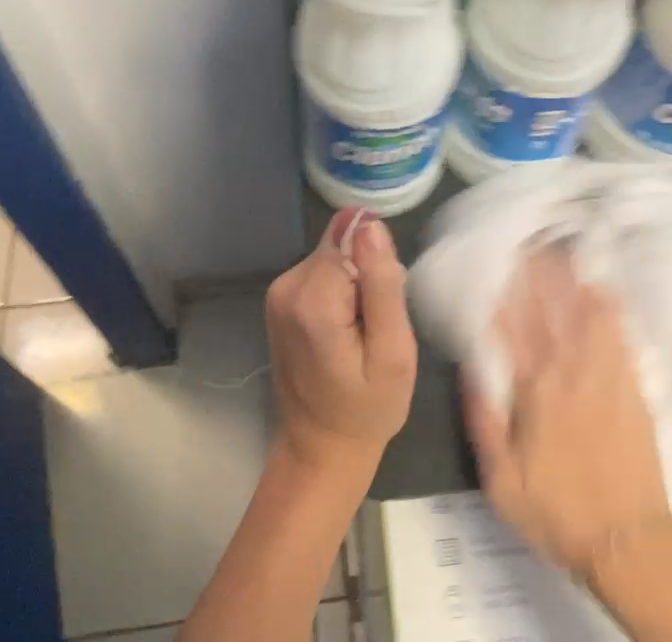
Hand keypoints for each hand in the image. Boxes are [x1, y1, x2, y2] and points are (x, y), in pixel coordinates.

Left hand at [266, 209, 418, 472]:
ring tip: (363, 333)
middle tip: (377, 327)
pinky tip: (347, 332)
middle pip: (341, 247)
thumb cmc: (367, 408)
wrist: (321, 447)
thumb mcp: (393, 352)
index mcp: (312, 299)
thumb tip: (370, 224)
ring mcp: (278, 292)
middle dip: (367, 276)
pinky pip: (322, 273)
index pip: (355, 240)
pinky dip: (341, 294)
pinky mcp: (279, 299)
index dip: (379, 270)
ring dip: (356, 286)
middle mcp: (287, 285)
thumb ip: (382, 285)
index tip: (384, 309)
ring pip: (333, 258)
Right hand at [465, 243, 671, 578]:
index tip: (494, 261)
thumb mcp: (500, 477)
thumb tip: (470, 366)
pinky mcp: (633, 389)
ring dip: (571, 281)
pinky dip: (609, 308)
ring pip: (586, 316)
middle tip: (526, 241)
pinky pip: (619, 337)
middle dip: (536, 274)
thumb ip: (484, 417)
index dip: (503, 292)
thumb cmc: (556, 511)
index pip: (514, 328)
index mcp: (535, 392)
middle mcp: (571, 374)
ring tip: (559, 250)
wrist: (629, 542)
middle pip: (550, 312)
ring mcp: (607, 378)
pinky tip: (603, 289)